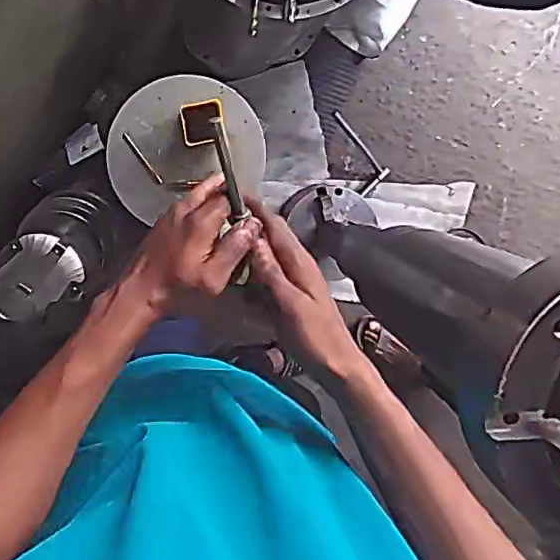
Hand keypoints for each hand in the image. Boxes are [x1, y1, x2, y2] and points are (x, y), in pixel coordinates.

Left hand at [116, 174, 259, 309]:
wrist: (140, 290)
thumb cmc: (176, 288)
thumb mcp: (213, 278)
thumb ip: (235, 248)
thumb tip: (252, 226)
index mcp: (199, 221)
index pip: (229, 196)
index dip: (244, 205)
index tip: (251, 219)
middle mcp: (184, 210)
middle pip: (214, 187)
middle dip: (231, 196)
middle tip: (241, 214)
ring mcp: (172, 212)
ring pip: (200, 192)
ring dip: (216, 199)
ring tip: (228, 220)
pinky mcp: (165, 219)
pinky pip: (189, 203)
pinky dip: (202, 207)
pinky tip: (208, 227)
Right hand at [243, 196, 368, 381]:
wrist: (337, 365)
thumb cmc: (317, 336)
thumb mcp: (291, 304)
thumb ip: (272, 273)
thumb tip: (253, 240)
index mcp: (300, 263)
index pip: (276, 227)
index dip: (258, 208)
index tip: (236, 194)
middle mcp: (297, 266)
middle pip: (272, 236)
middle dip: (250, 222)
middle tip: (223, 214)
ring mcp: (293, 281)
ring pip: (268, 254)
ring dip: (250, 242)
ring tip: (225, 236)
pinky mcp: (288, 295)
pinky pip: (266, 273)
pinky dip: (252, 266)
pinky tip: (238, 269)